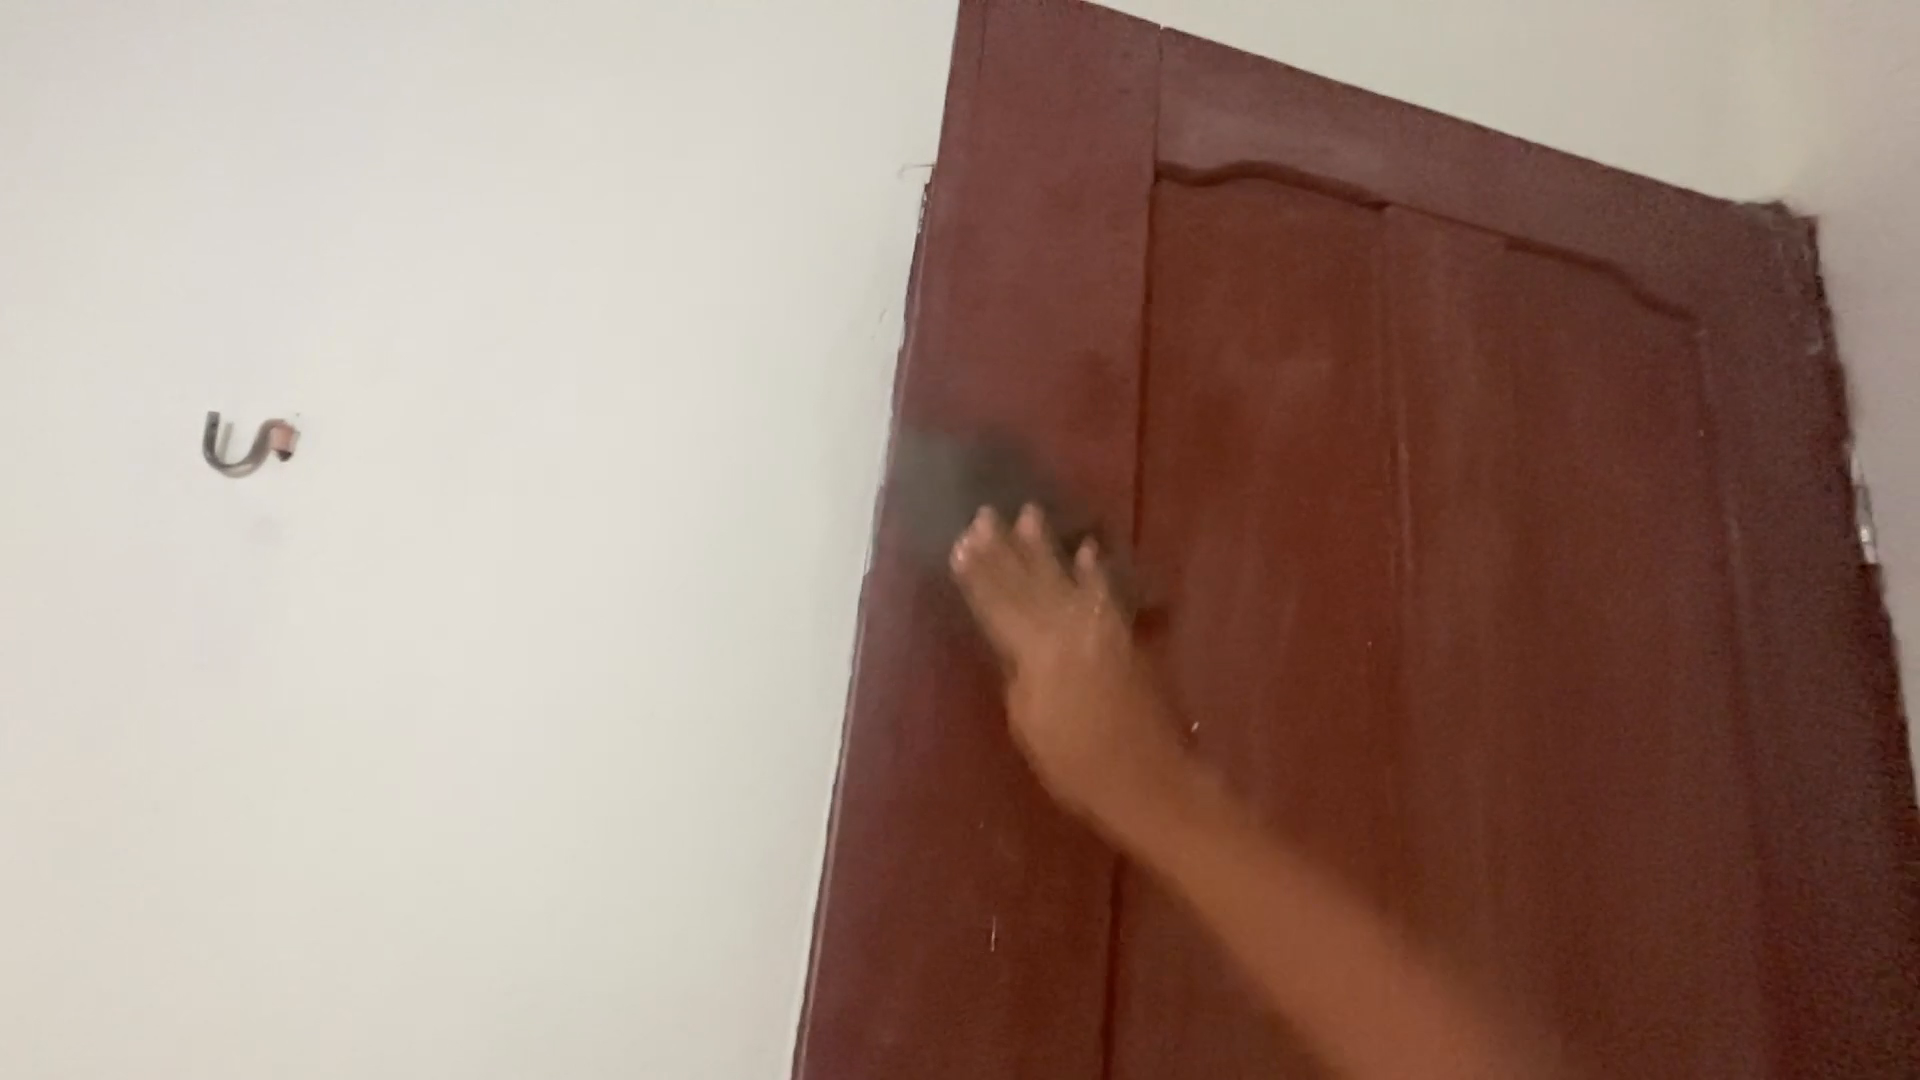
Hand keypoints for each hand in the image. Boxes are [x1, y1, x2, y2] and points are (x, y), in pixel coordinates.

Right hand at [950, 505, 1193, 837]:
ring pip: (1062, 578)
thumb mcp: (1028, 723)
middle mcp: (1065, 628)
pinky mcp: (1123, 634)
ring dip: (1043, 547)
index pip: (997, 605)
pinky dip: (1094, 571)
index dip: (978, 575)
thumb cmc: (1075, 764)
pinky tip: (1087, 548)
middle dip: (1004, 549)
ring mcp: (1098, 628)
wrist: (1145, 776)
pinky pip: (1104, 594)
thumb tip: (1015, 646)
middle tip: (984, 516)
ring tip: (1028, 513)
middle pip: (1027, 583)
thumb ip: (1019, 675)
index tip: (961, 543)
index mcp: (1035, 653)